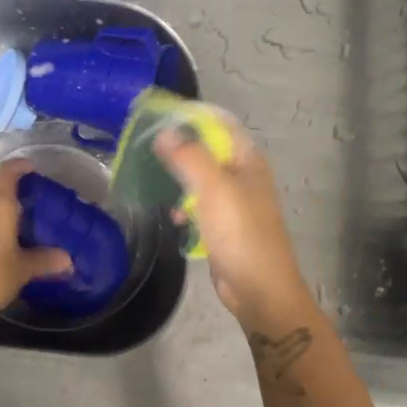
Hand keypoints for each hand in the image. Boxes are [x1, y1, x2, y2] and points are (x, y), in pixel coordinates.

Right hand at [155, 125, 314, 327]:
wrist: (260, 289)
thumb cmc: (240, 234)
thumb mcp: (213, 189)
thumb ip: (190, 157)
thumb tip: (165, 131)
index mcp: (247, 160)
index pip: (219, 123)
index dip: (190, 116)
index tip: (157, 118)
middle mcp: (243, 176)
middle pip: (207, 150)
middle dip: (179, 149)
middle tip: (147, 150)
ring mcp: (235, 202)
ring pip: (201, 179)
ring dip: (180, 181)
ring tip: (154, 183)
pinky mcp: (225, 226)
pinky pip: (200, 206)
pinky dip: (185, 208)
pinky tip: (174, 219)